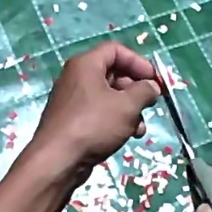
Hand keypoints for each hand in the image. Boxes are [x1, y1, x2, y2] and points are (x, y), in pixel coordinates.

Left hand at [29, 44, 159, 175]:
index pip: (116, 50)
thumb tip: (152, 87)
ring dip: (130, 108)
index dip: (138, 62)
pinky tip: (128, 136)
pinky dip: (116, 119)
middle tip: (150, 102)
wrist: (58, 160)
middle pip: (114, 73)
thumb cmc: (94, 125)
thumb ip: (145, 90)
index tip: (154, 79)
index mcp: (86, 65)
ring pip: (109, 96)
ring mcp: (73, 100)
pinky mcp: (73, 120)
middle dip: (136, 88)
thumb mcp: (128, 105)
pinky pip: (100, 112)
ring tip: (140, 126)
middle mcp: (77, 78)